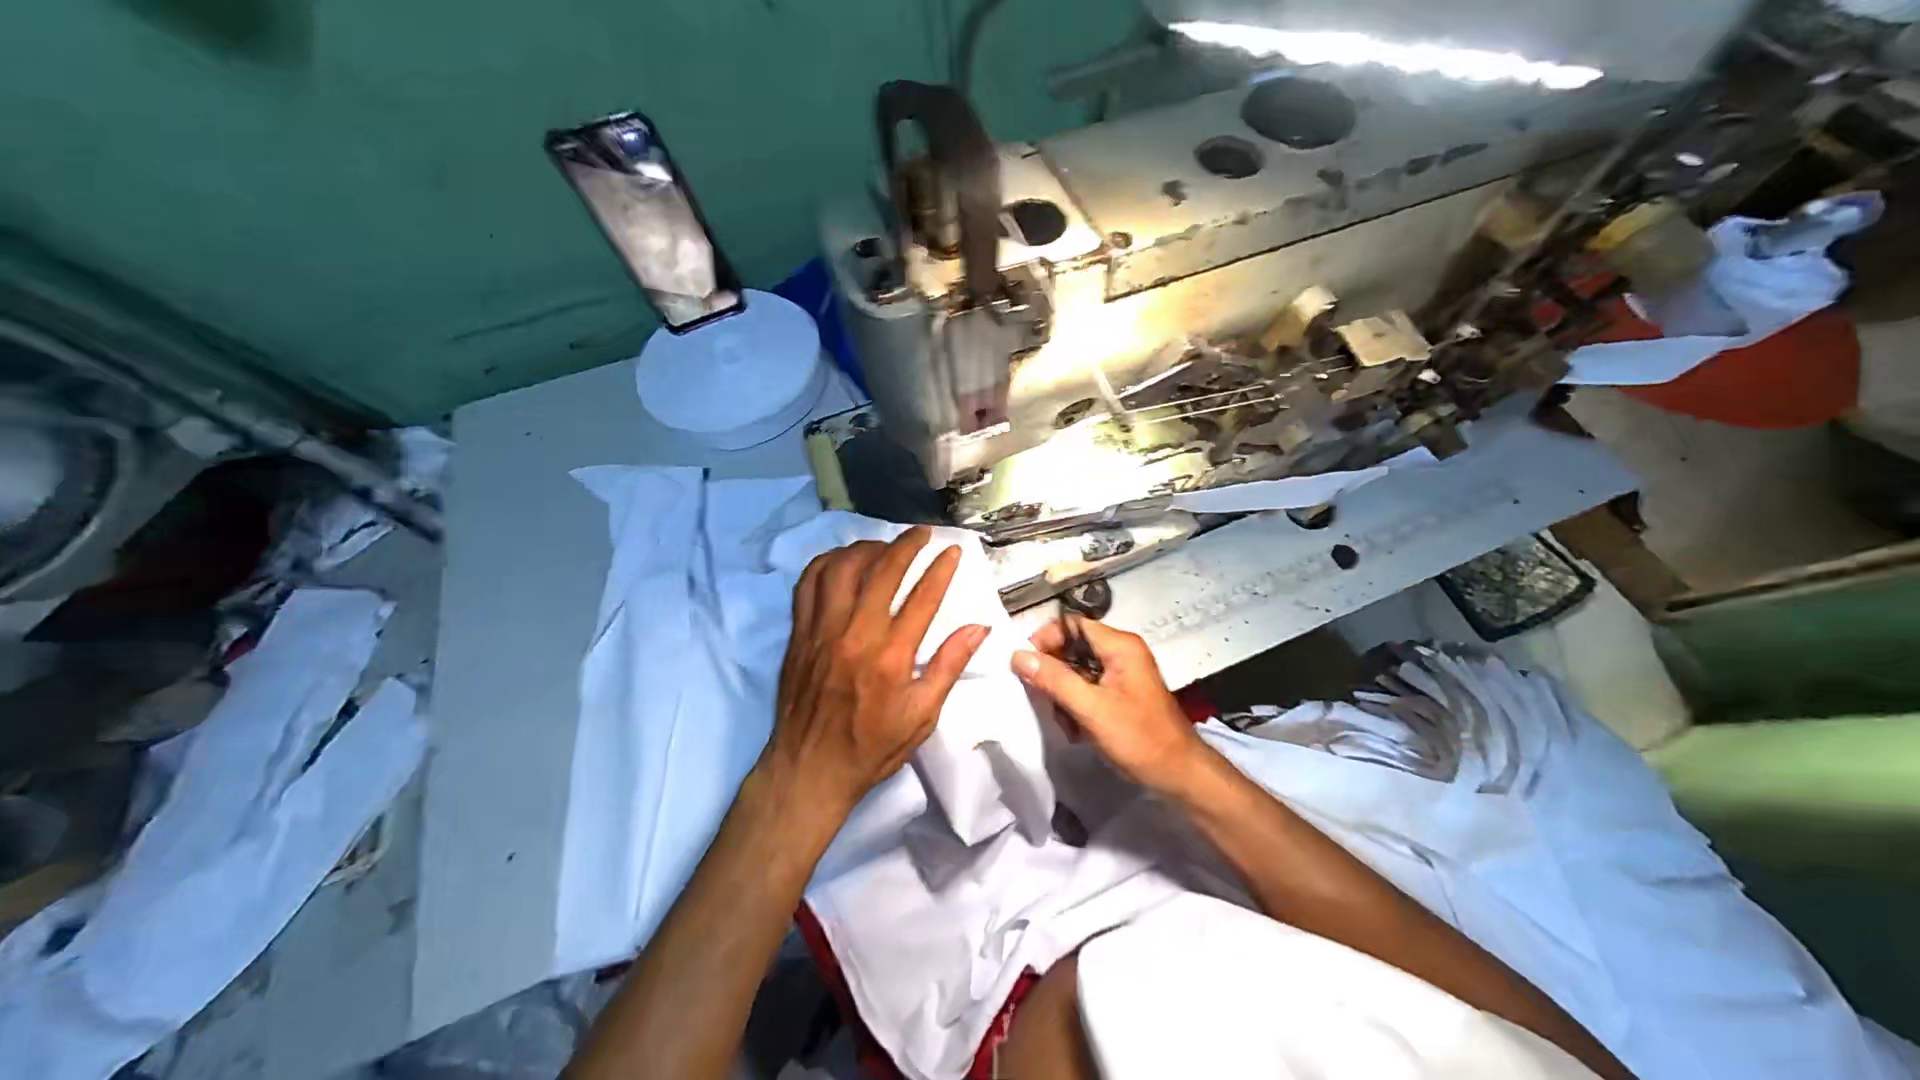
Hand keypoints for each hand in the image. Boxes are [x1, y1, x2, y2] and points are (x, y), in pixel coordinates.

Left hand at [764, 527, 988, 817]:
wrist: (809, 768)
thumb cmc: (872, 747)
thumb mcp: (922, 716)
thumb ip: (948, 666)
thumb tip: (978, 628)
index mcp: (891, 657)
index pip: (922, 597)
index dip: (941, 568)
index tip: (953, 550)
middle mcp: (855, 634)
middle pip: (882, 571)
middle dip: (906, 545)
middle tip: (922, 533)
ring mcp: (821, 630)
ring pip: (842, 569)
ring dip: (866, 548)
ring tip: (884, 545)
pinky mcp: (799, 633)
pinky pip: (808, 584)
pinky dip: (826, 563)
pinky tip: (842, 560)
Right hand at [1012, 617, 1207, 794]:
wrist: (1179, 775)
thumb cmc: (1139, 738)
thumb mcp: (1092, 709)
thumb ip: (1054, 680)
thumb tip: (1017, 656)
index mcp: (1120, 646)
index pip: (1071, 625)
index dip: (1045, 640)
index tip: (1025, 665)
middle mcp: (1121, 652)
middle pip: (1072, 647)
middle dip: (1053, 672)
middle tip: (1043, 699)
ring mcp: (1121, 673)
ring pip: (1075, 670)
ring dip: (1062, 693)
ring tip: (1063, 720)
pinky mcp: (1119, 693)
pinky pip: (1086, 687)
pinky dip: (1075, 704)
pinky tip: (1075, 728)